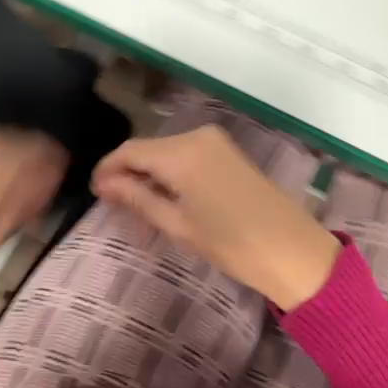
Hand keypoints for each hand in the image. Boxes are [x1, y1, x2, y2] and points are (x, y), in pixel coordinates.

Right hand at [93, 125, 340, 310]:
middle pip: (148, 147)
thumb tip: (105, 184)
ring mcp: (215, 141)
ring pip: (167, 150)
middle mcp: (196, 136)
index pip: (130, 151)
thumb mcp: (178, 224)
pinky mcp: (227, 150)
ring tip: (138, 202)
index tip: (95, 191)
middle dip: (128, 170)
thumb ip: (138, 198)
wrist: (293, 251)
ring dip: (150, 171)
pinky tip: (167, 194)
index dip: (108, 168)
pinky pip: (187, 153)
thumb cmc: (231, 243)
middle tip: (113, 201)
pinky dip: (171, 169)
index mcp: (180, 153)